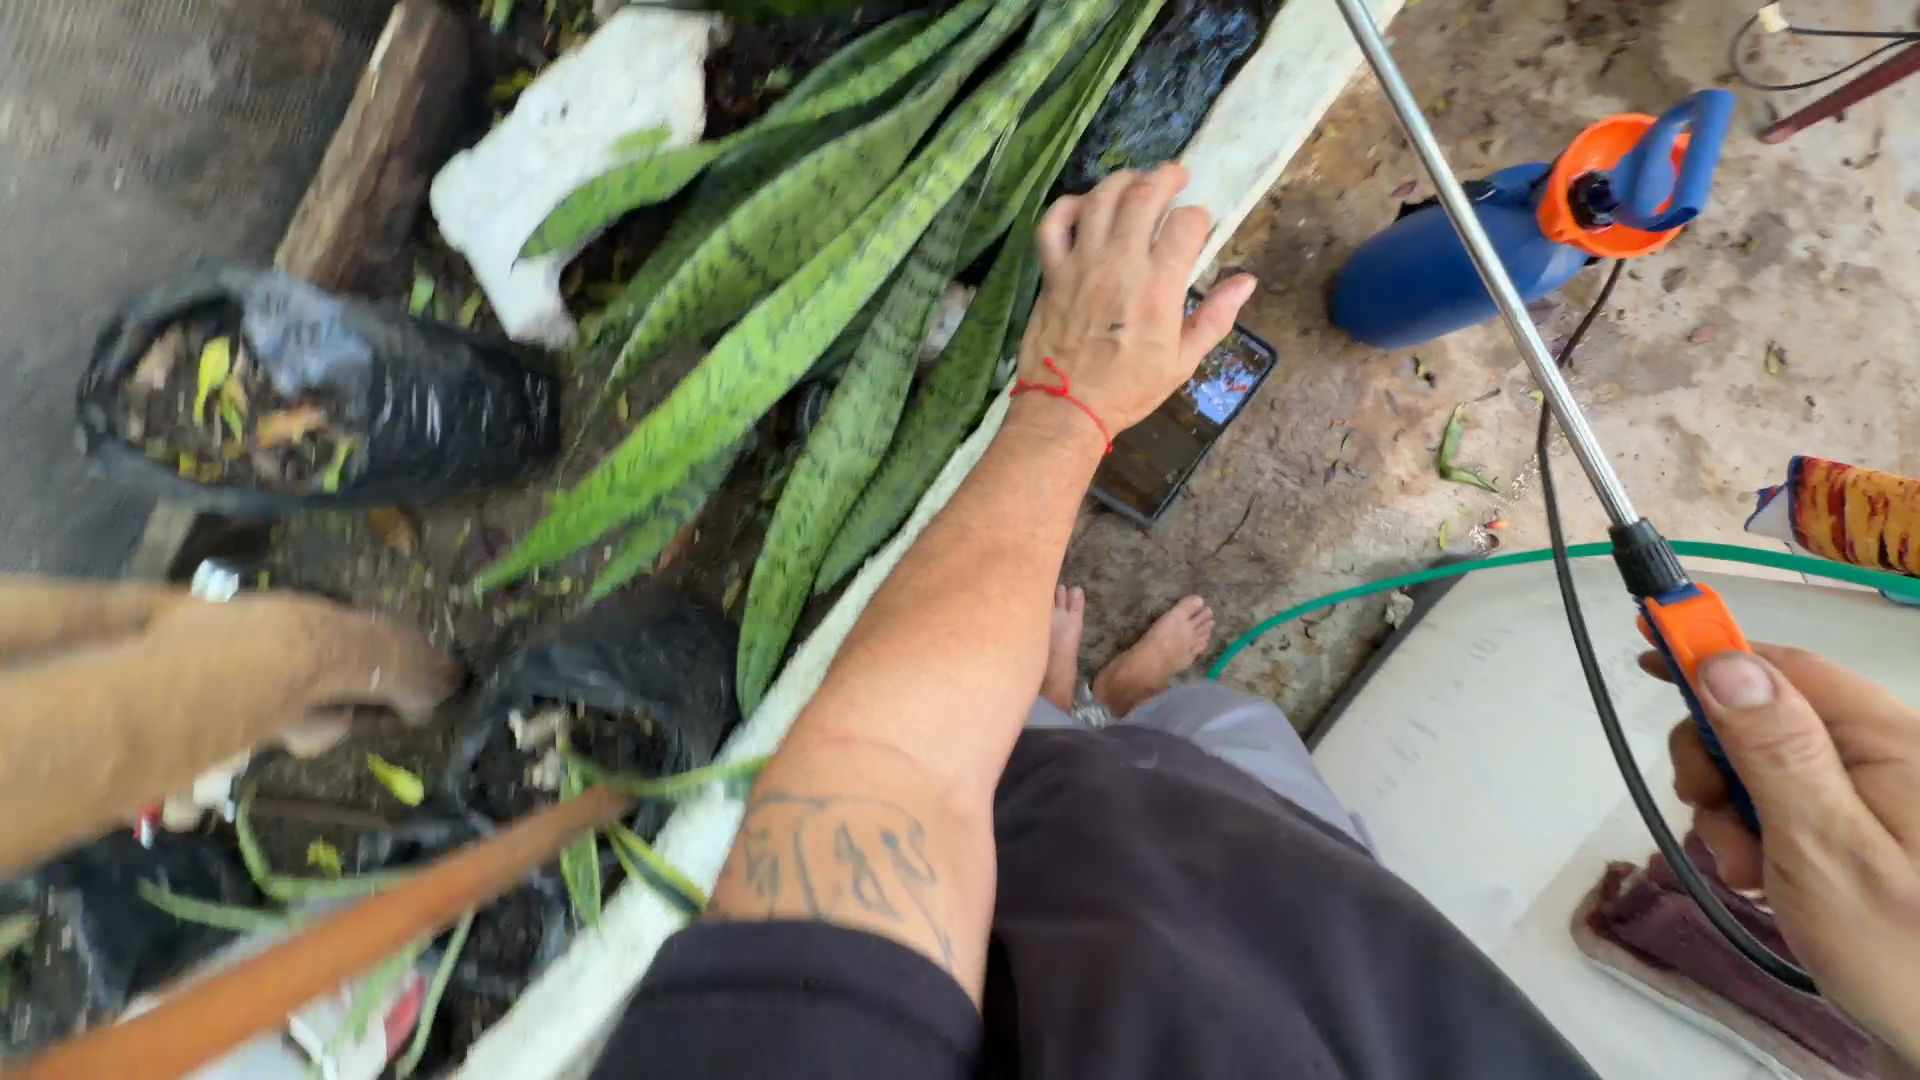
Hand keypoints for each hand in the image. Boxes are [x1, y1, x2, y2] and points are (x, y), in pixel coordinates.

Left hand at [1021, 164, 1256, 433]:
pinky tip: (1083, 207)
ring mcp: (1081, 265)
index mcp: (1159, 286)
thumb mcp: (1182, 363)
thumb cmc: (1127, 390)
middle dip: (1166, 177)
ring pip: (1100, 199)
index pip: (1187, 222)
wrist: (1067, 409)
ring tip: (1134, 183)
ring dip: (1121, 181)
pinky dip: (1067, 206)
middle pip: (1144, 195)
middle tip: (1174, 177)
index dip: (1197, 218)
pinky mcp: (1051, 274)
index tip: (1197, 230)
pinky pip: (1052, 225)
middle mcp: (1120, 264)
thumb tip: (1246, 281)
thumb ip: (1215, 318)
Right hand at [1657, 644, 1919, 1062]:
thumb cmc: (1904, 951)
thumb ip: (1774, 749)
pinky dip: (1751, 827)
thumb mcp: (1822, 846)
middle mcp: (1894, 758)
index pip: (1787, 668)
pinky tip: (1759, 869)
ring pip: (1761, 760)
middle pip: (1762, 714)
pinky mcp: (1865, 824)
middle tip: (1703, 805)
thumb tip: (1723, 662)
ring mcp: (1879, 794)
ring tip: (1741, 863)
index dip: (1711, 650)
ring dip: (1728, 804)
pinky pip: (1782, 796)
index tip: (1646, 645)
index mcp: (1898, 748)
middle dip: (1713, 757)